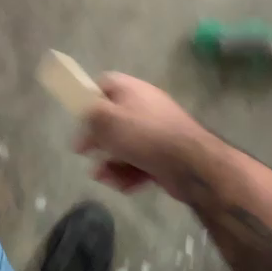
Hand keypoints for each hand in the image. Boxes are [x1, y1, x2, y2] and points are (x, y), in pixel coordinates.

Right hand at [75, 72, 215, 200]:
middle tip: (85, 153)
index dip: (89, 99)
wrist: (192, 164)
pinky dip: (128, 173)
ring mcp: (156, 133)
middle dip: (98, 139)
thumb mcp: (107, 119)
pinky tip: (123, 186)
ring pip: (124, 145)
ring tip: (102, 177)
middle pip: (113, 119)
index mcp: (131, 90)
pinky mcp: (163, 156)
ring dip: (110, 162)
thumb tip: (85, 118)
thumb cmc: (144, 135)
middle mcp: (144, 108)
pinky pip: (139, 162)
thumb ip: (89, 113)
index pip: (104, 85)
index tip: (79, 118)